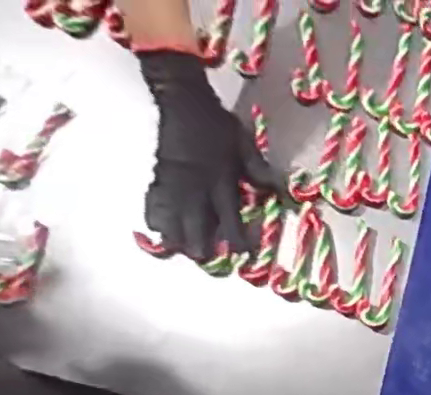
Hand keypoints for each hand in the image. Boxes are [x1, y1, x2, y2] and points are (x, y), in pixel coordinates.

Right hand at [137, 50, 280, 260]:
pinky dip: (156, 217)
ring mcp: (174, 182)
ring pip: (171, 219)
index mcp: (220, 182)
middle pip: (195, 227)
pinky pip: (154, 201)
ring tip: (182, 250)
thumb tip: (277, 190)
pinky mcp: (159, 175)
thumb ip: (259, 170)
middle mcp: (196, 187)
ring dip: (177, 237)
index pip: (230, 220)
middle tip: (209, 259)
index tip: (244, 256)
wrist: (182, 98)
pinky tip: (157, 231)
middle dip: (201, 246)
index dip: (237, 241)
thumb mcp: (245, 145)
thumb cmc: (218, 124)